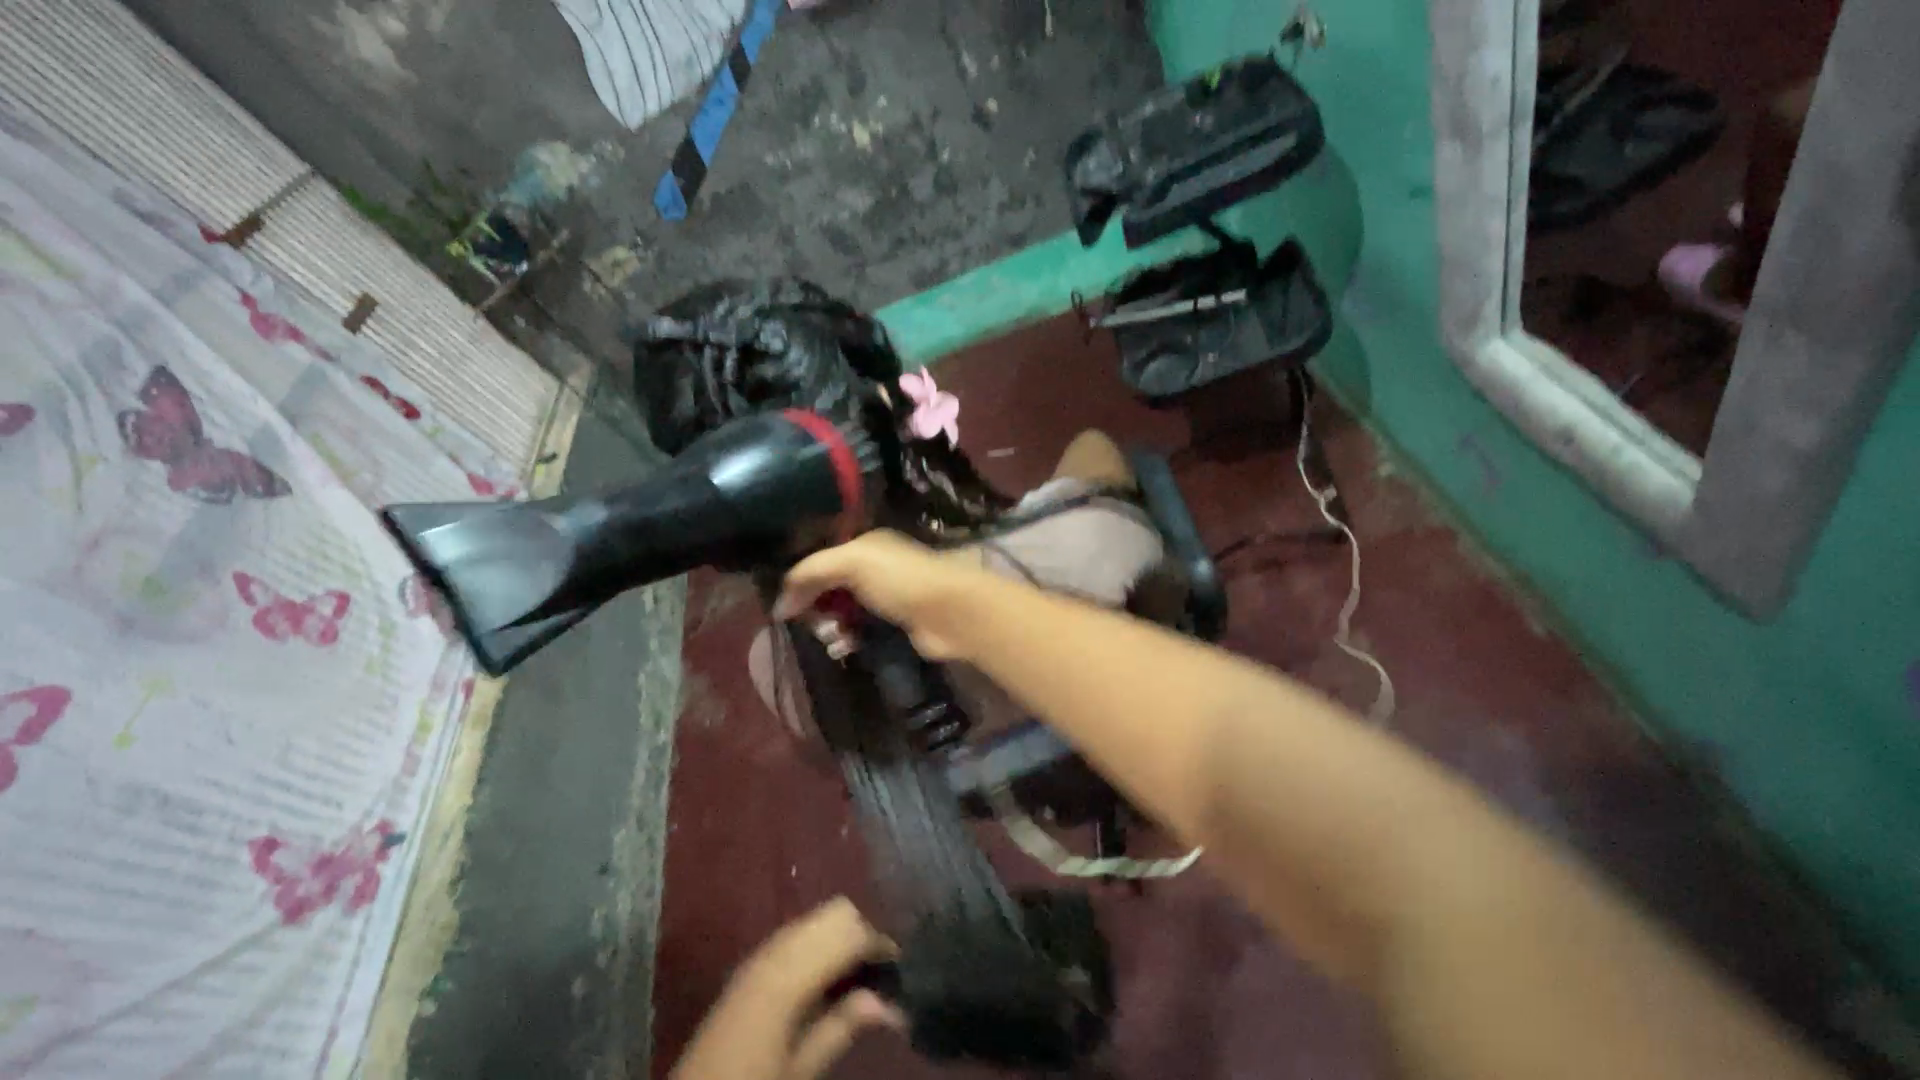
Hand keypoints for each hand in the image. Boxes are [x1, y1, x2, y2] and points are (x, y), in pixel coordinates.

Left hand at [670, 898, 902, 1079]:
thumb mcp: (801, 1068)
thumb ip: (843, 1027)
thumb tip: (890, 1003)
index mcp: (790, 975)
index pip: (851, 934)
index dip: (881, 946)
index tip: (903, 972)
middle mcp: (777, 949)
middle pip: (837, 912)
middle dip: (864, 936)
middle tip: (880, 977)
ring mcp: (762, 952)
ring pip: (818, 918)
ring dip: (843, 938)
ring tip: (858, 980)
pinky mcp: (754, 962)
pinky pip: (799, 934)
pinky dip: (822, 945)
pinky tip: (828, 982)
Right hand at [774, 532, 989, 659]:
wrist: (952, 613)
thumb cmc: (901, 580)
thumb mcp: (852, 562)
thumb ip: (811, 573)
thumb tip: (780, 604)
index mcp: (864, 544)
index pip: (820, 559)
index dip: (800, 581)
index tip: (785, 607)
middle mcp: (873, 567)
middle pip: (828, 589)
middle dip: (814, 608)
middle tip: (814, 624)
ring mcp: (884, 598)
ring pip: (841, 613)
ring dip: (830, 627)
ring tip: (834, 638)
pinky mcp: (893, 626)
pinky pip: (858, 632)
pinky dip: (847, 640)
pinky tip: (845, 647)